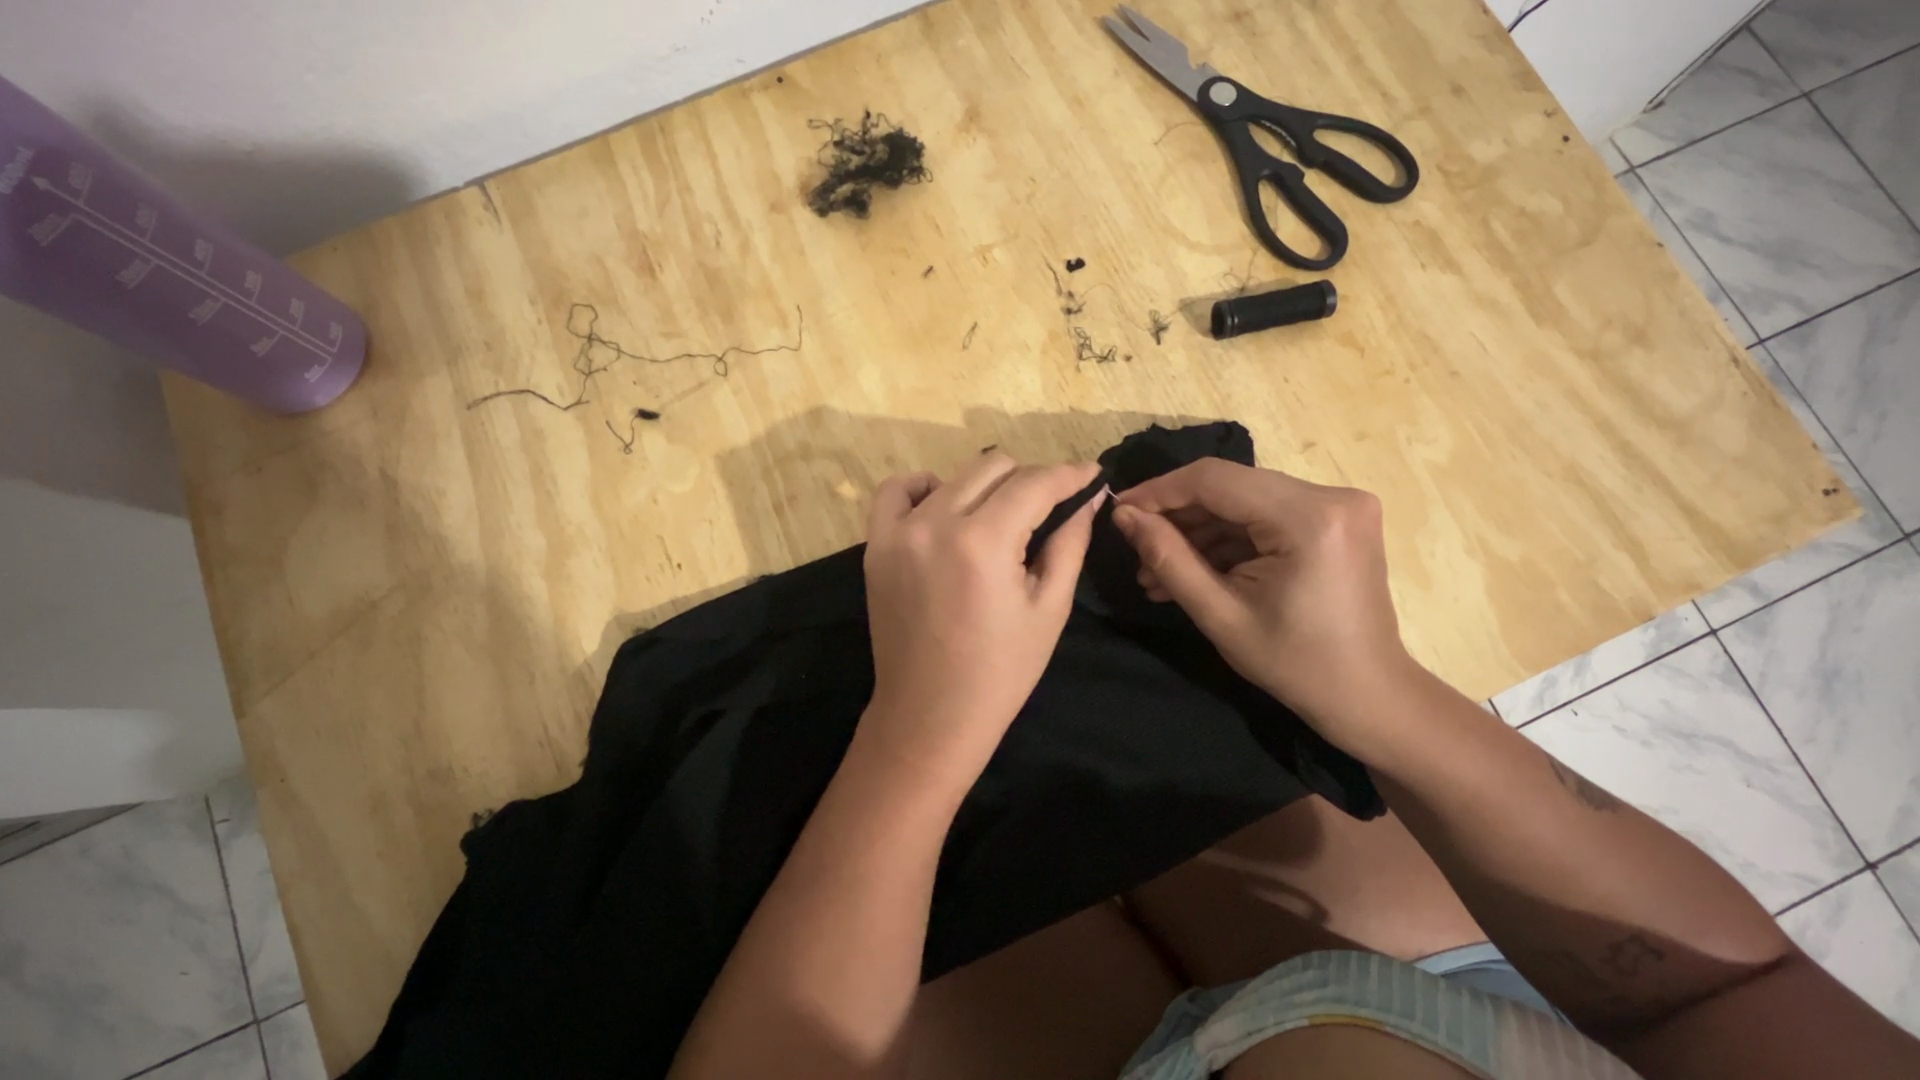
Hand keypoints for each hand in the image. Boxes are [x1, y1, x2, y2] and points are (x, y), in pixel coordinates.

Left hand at [859, 453, 1103, 793]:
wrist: (929, 715)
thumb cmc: (1001, 672)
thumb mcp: (1050, 608)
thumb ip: (1070, 542)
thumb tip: (1088, 497)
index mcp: (984, 542)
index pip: (1034, 483)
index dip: (1070, 475)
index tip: (1091, 476)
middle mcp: (937, 523)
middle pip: (994, 467)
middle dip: (1030, 480)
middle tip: (1049, 509)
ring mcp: (899, 532)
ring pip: (953, 477)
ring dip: (985, 489)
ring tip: (1000, 521)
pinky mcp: (876, 546)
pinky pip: (896, 491)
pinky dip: (925, 489)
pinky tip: (945, 507)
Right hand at [1110, 459, 1416, 752]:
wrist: (1367, 695)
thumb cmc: (1294, 664)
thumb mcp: (1219, 614)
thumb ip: (1168, 558)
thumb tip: (1123, 515)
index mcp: (1309, 517)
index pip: (1216, 480)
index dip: (1159, 491)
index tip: (1118, 511)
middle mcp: (1330, 495)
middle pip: (1231, 487)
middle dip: (1177, 517)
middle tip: (1136, 551)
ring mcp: (1338, 505)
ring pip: (1245, 501)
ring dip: (1199, 532)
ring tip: (1156, 573)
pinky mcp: (1335, 519)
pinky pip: (1266, 516)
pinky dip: (1229, 540)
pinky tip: (1193, 571)